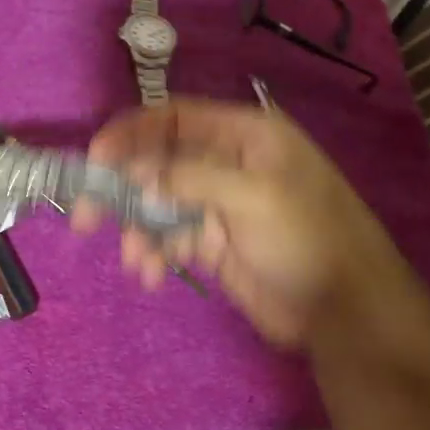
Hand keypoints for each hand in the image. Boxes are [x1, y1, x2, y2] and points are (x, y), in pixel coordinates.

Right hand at [80, 99, 416, 347]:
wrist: (345, 310)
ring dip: (138, 232)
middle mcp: (227, 164)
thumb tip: (134, 175)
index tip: (95, 161)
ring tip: (137, 262)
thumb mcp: (253, 197)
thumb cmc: (308, 238)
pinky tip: (152, 276)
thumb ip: (189, 178)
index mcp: (245, 137)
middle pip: (158, 163)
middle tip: (84, 218)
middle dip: (122, 191)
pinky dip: (154, 255)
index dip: (131, 134)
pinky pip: (168, 240)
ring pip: (157, 206)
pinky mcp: (212, 244)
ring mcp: (218, 206)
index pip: (175, 119)